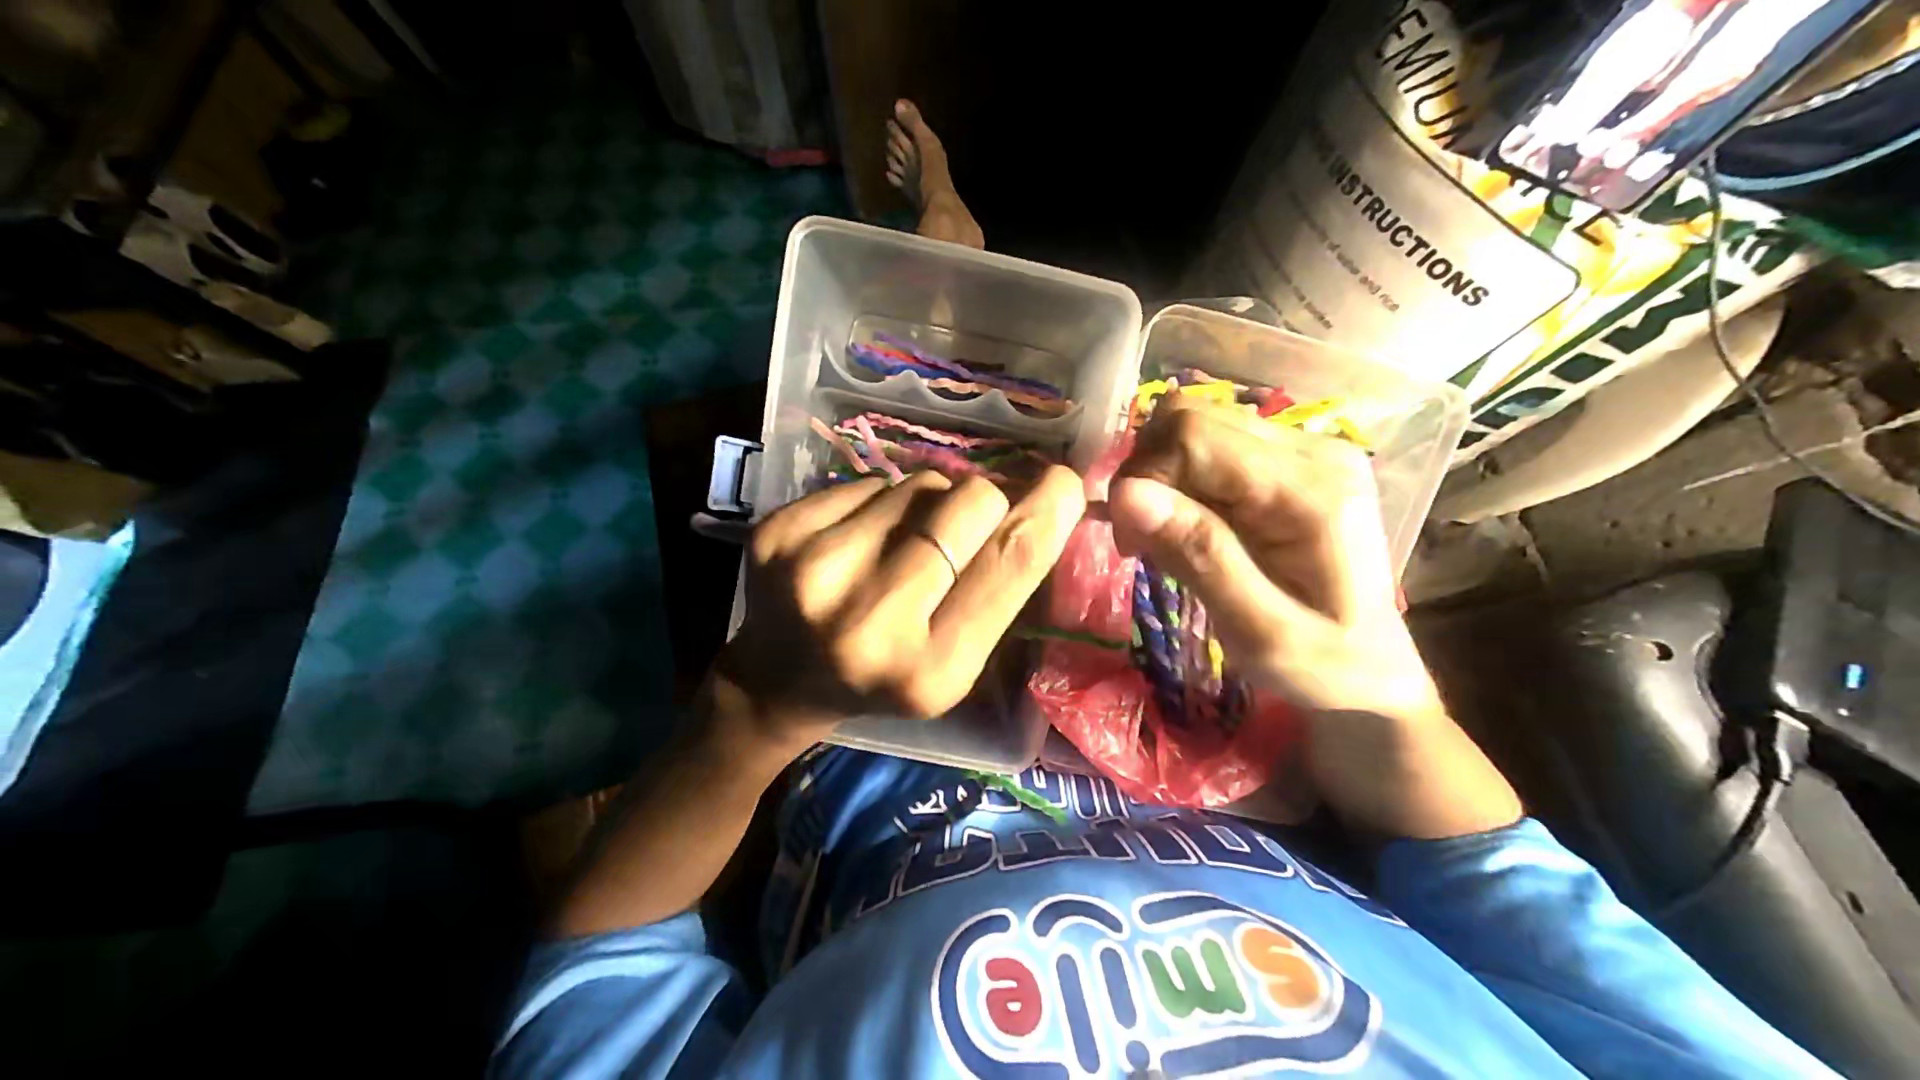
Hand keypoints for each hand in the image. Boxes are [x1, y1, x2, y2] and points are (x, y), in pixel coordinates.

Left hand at [713, 467, 1085, 758]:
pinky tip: (862, 541)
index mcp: (930, 669)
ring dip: (930, 504)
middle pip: (970, 500)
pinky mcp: (780, 530)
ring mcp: (814, 569)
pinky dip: (882, 503)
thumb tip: (1041, 501)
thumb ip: (998, 590)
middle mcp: (869, 619)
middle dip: (988, 500)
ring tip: (905, 545)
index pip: (1010, 559)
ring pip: (919, 484)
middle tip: (974, 520)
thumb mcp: (954, 664)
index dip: (1049, 509)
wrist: (778, 680)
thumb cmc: (884, 679)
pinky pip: (871, 482)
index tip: (1065, 481)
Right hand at [1107, 395, 1520, 838]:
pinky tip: (1186, 528)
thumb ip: (1200, 556)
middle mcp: (1313, 450)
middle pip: (1190, 417)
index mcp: (1312, 490)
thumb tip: (1125, 494)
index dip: (1143, 477)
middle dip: (1146, 475)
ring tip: (1163, 540)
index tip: (1131, 543)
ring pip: (1193, 424)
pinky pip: (1208, 445)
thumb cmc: (1322, 666)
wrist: (1374, 672)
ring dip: (1158, 478)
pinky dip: (1178, 482)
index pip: (1194, 435)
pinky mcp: (1289, 459)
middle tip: (1141, 542)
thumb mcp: (1259, 633)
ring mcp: (1304, 448)